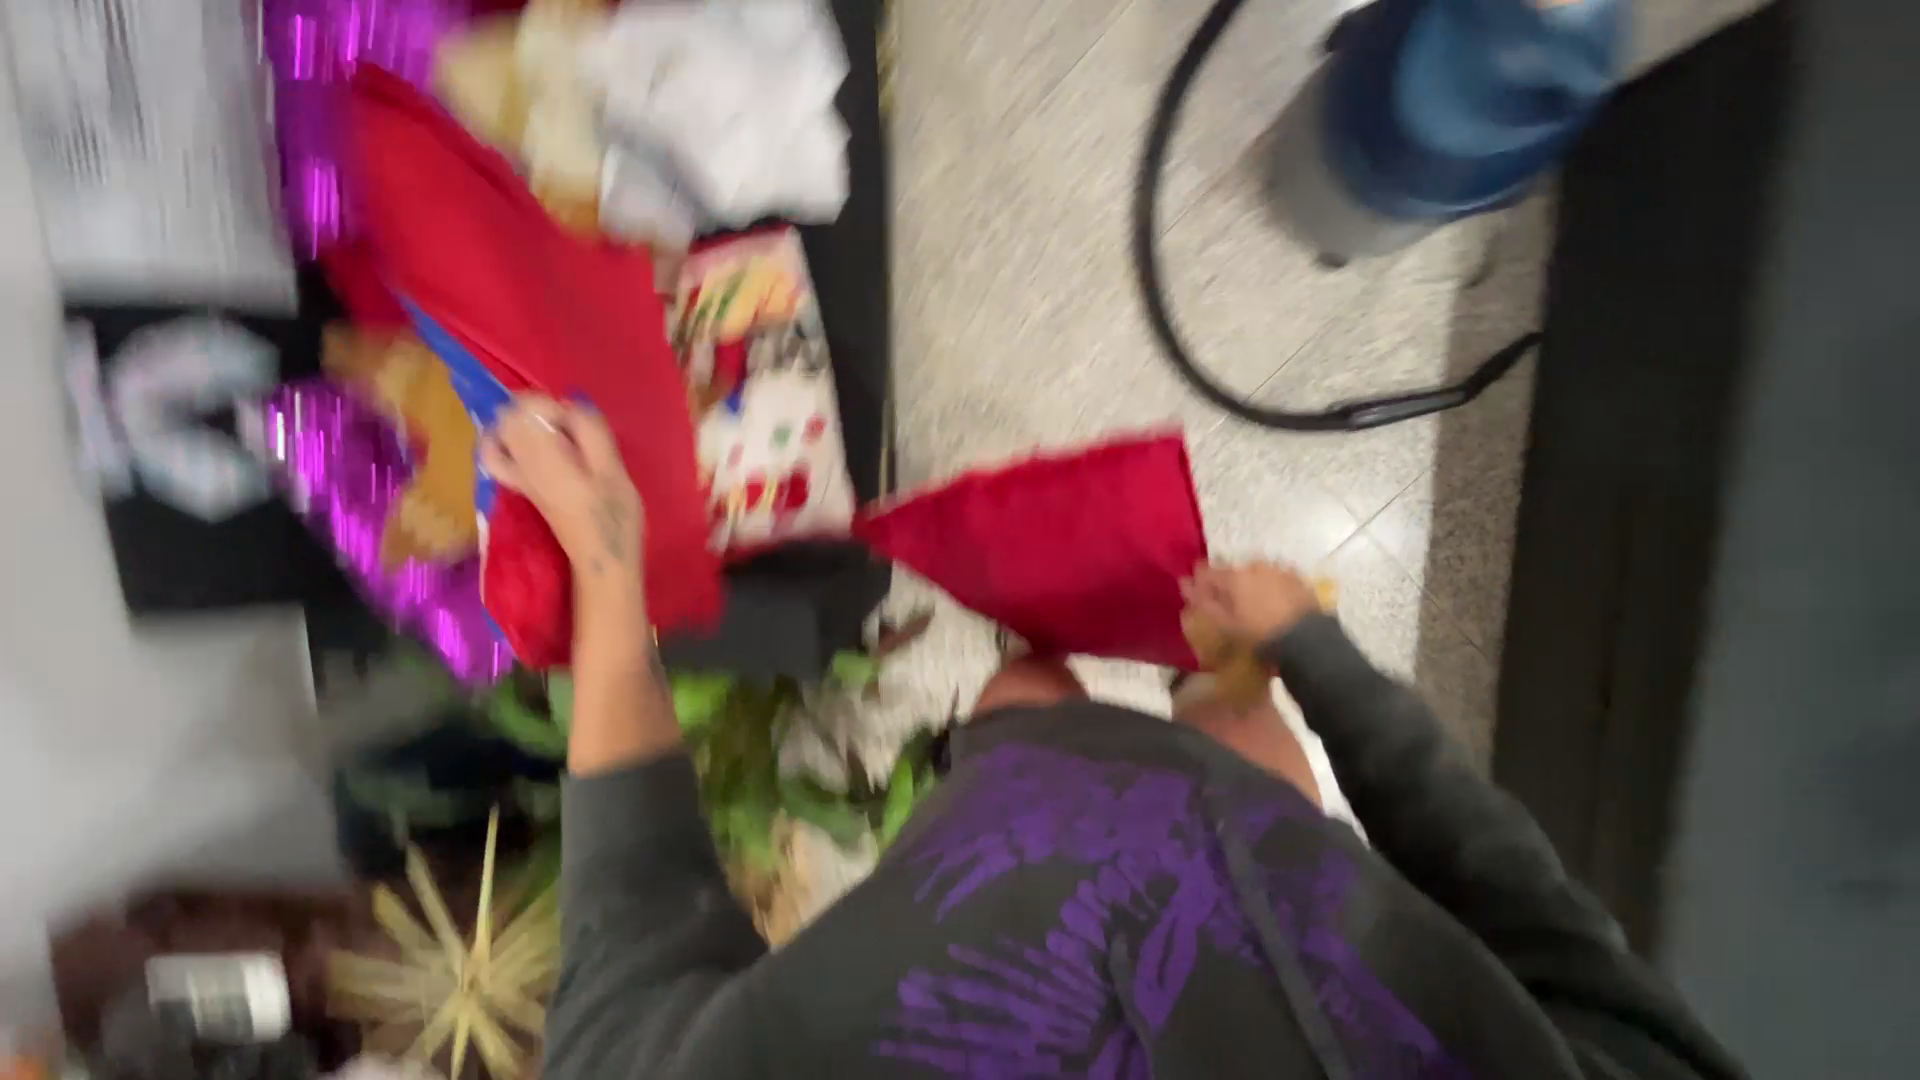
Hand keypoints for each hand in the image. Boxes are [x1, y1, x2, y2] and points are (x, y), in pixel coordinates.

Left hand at [480, 396, 641, 589]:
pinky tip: (528, 445)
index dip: (556, 405)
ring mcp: (518, 475)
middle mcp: (521, 460)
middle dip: (539, 410)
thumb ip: (592, 432)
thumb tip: (572, 404)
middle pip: (511, 415)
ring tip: (555, 433)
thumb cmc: (614, 515)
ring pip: (501, 431)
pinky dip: (506, 443)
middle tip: (572, 428)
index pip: (529, 406)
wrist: (603, 558)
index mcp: (544, 452)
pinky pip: (497, 455)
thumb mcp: (613, 470)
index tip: (581, 424)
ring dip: (525, 423)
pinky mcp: (522, 486)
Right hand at [1180, 561, 1322, 645]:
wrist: (1307, 640)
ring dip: (1250, 583)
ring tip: (1252, 602)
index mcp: (1234, 576)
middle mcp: (1254, 566)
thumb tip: (1183, 582)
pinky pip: (1276, 577)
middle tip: (1228, 602)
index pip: (1208, 572)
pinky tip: (1272, 601)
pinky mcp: (1297, 577)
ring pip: (1256, 572)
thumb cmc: (1260, 634)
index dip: (1200, 581)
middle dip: (1228, 582)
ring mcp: (1278, 569)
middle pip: (1233, 570)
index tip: (1197, 590)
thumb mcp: (1226, 623)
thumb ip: (1203, 601)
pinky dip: (1270, 585)